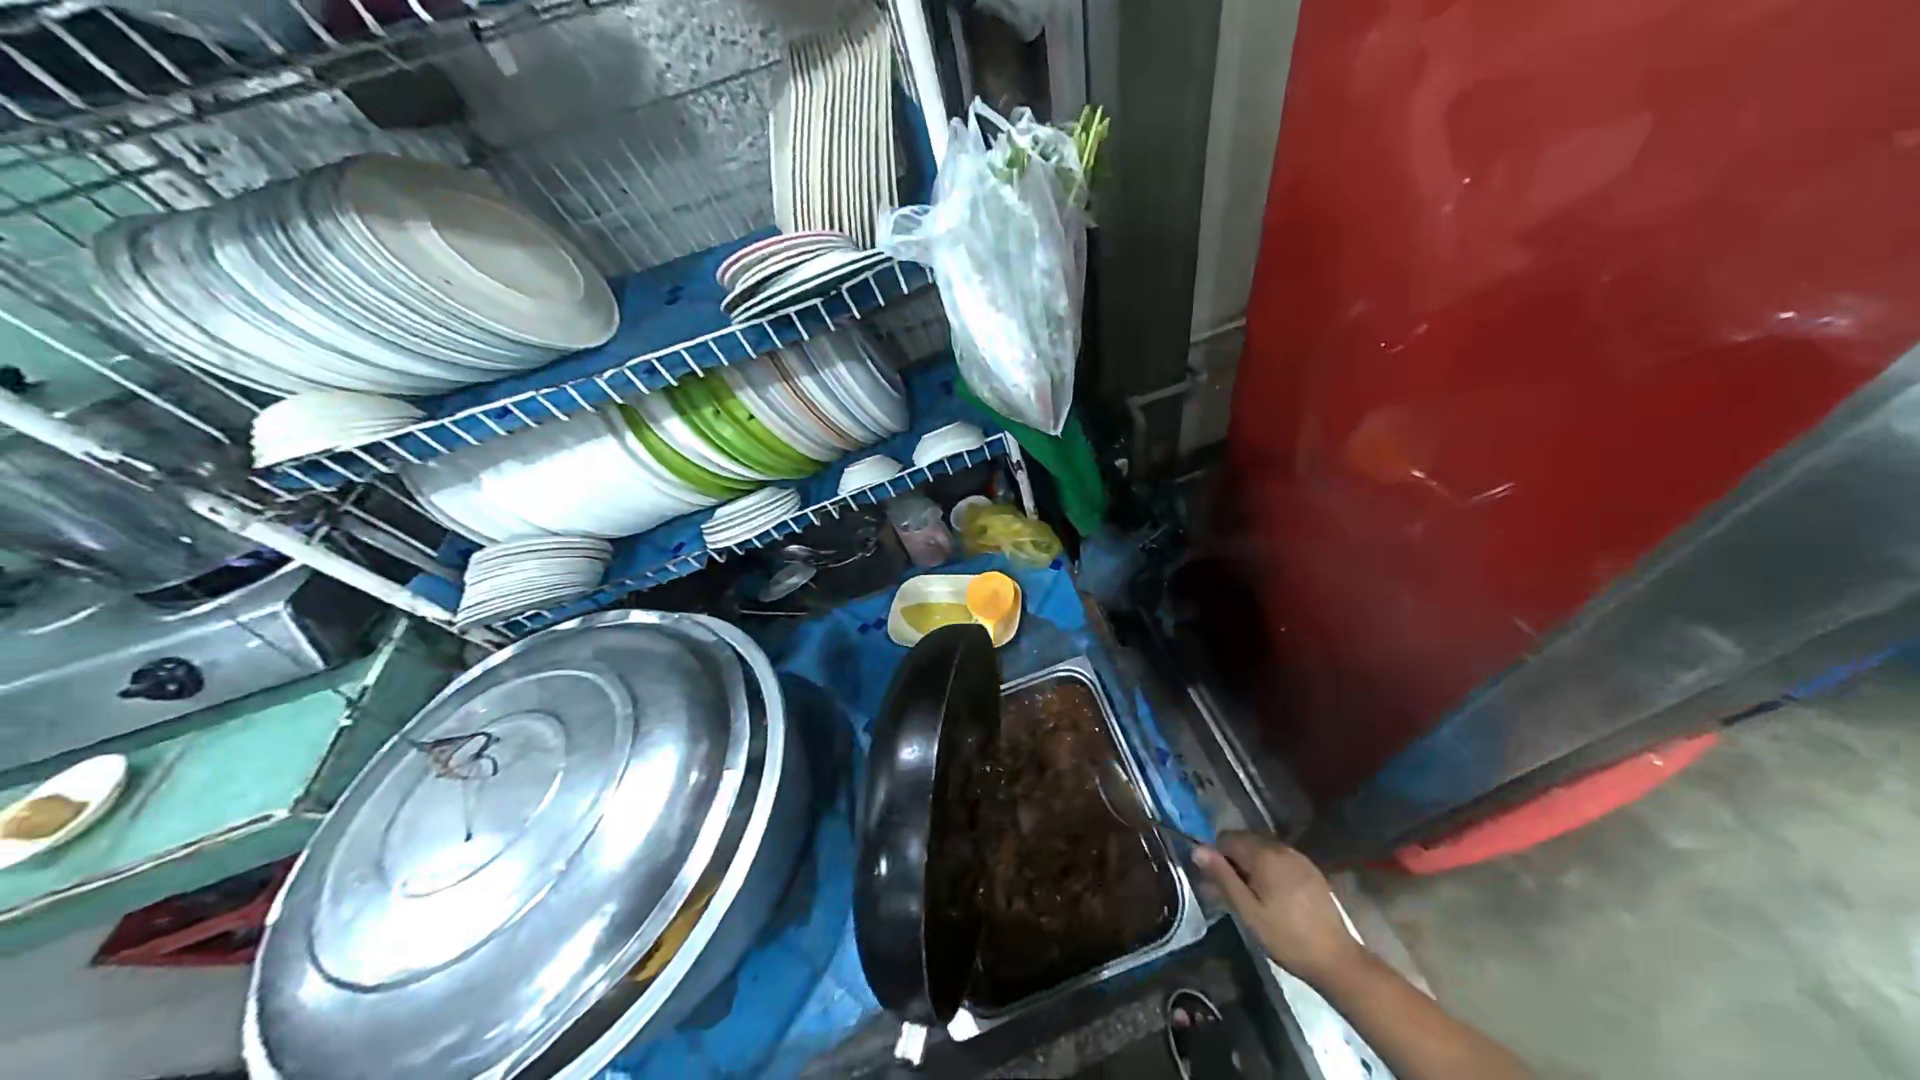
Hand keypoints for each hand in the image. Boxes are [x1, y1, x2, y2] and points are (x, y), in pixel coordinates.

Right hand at [1194, 831, 1363, 987]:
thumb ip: (1222, 877)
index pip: (1227, 838)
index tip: (1217, 883)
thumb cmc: (1286, 938)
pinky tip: (1274, 897)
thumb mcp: (1247, 911)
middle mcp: (1282, 848)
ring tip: (1252, 897)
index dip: (1216, 856)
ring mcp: (1299, 858)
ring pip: (1263, 850)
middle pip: (1245, 841)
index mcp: (1264, 855)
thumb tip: (1197, 849)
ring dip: (1251, 865)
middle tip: (1232, 893)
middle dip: (1234, 860)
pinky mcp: (1311, 871)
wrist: (1336, 960)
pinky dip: (1270, 870)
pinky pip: (1280, 859)